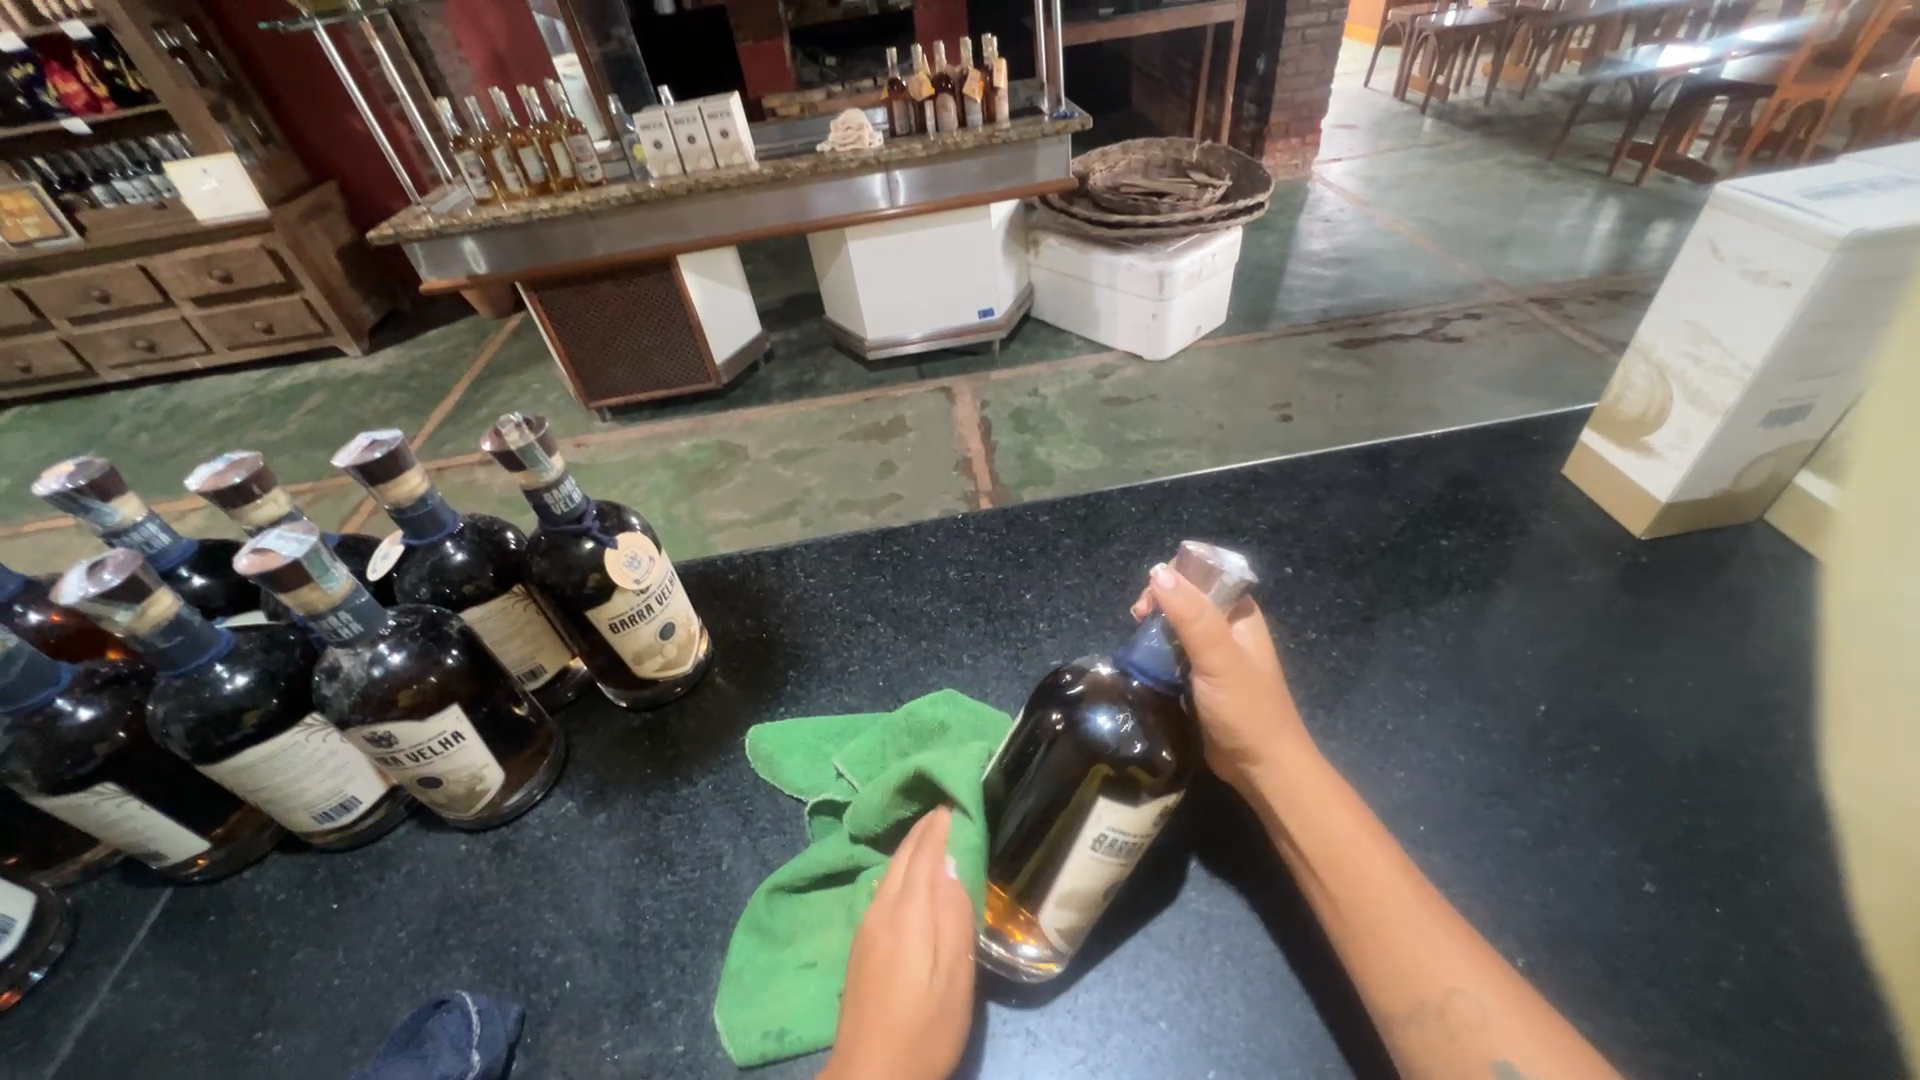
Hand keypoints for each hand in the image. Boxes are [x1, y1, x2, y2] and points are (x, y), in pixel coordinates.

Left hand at [820, 806, 975, 1079]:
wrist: (870, 1074)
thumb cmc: (924, 1028)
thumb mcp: (955, 978)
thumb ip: (955, 917)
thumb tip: (952, 864)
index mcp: (908, 913)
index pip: (925, 854)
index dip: (939, 827)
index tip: (954, 801)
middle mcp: (883, 909)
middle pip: (903, 856)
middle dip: (923, 829)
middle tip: (945, 808)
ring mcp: (867, 926)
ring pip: (890, 870)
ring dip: (911, 846)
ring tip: (932, 833)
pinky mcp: (862, 943)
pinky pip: (884, 887)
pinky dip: (901, 868)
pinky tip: (910, 874)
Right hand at [1132, 563, 1311, 793]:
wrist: (1261, 766)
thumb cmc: (1245, 708)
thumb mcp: (1218, 656)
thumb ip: (1190, 614)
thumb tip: (1157, 572)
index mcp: (1240, 614)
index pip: (1204, 575)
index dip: (1174, 577)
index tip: (1150, 597)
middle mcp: (1227, 628)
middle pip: (1185, 598)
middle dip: (1158, 602)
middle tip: (1137, 619)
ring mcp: (1213, 655)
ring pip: (1176, 626)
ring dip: (1154, 628)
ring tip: (1135, 638)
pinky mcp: (1199, 679)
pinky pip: (1172, 653)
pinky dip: (1156, 652)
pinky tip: (1144, 660)